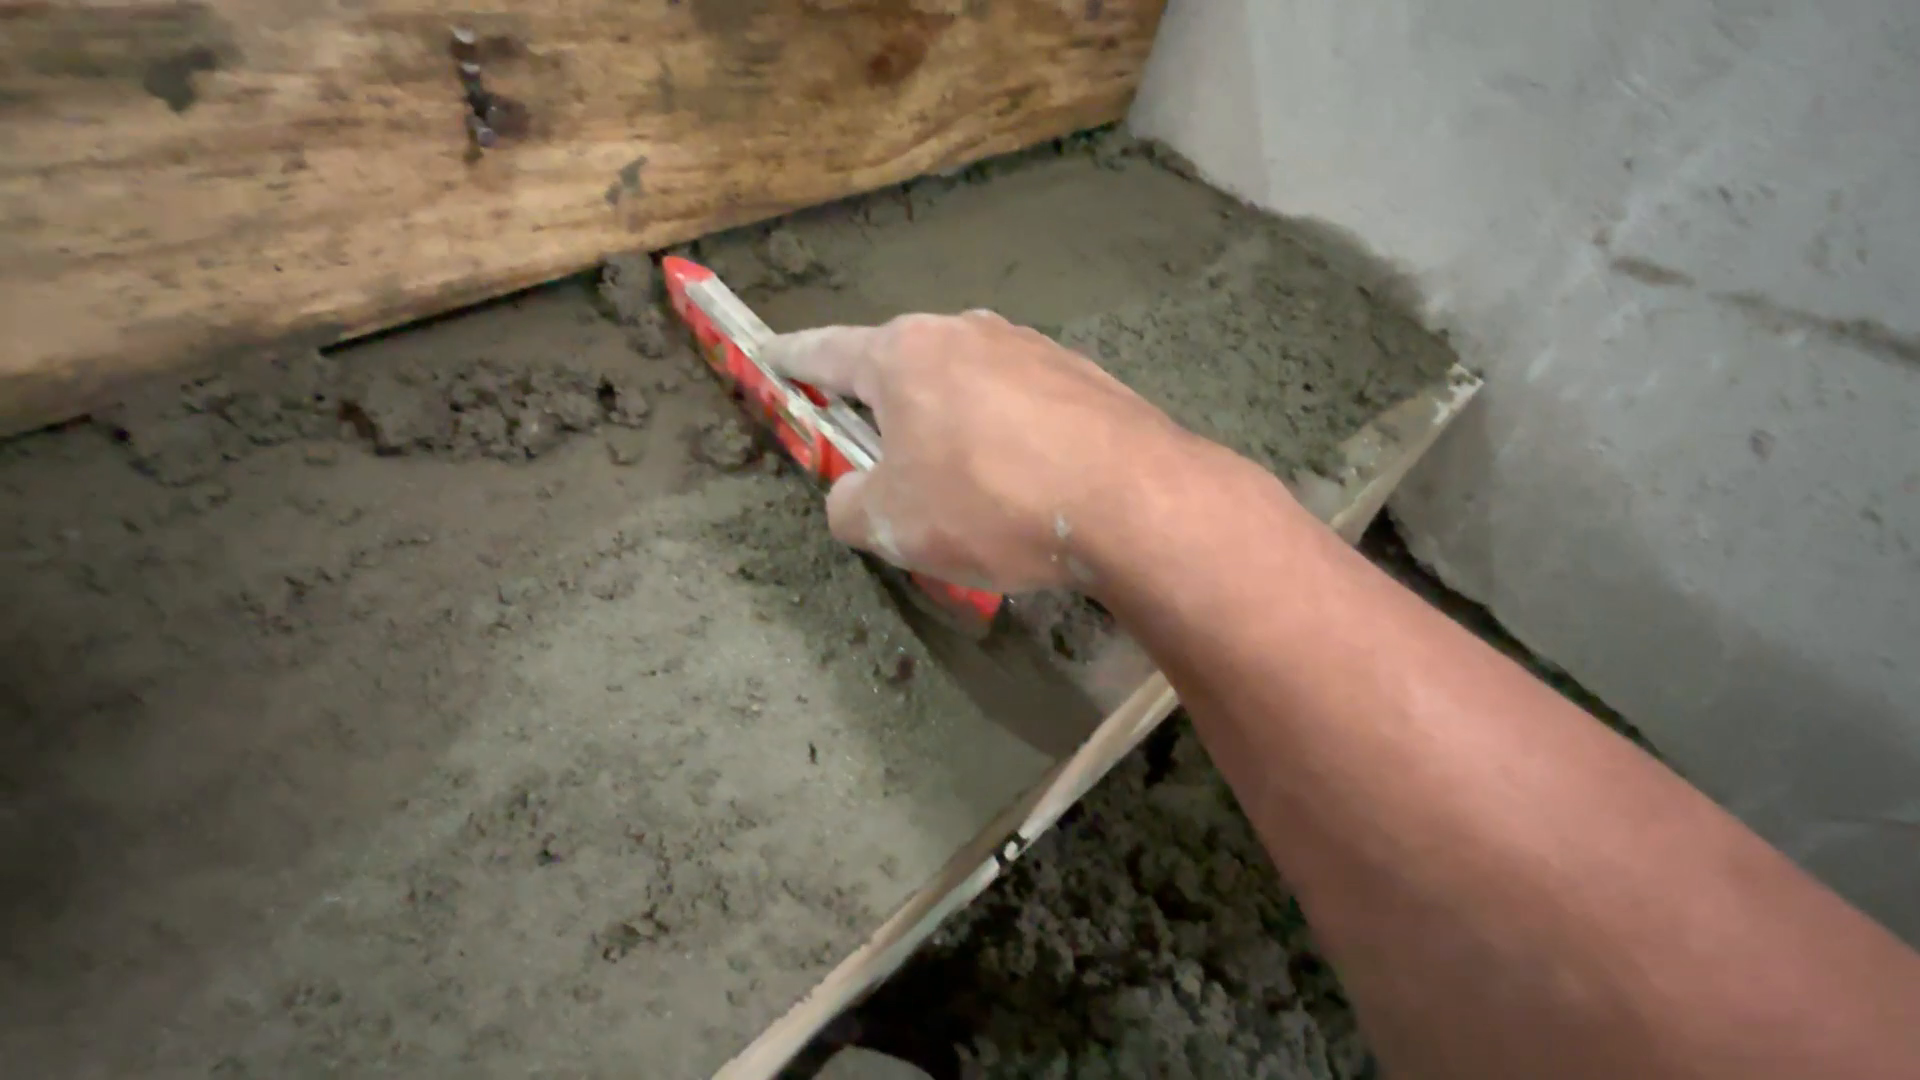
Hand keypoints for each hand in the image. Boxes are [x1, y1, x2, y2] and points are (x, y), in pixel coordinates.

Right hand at [761, 312, 1188, 591]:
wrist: (1133, 501)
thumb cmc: (991, 503)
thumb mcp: (894, 524)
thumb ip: (848, 505)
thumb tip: (853, 493)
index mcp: (904, 354)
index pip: (826, 351)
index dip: (791, 359)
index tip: (770, 355)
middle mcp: (966, 333)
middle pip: (901, 364)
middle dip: (881, 402)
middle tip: (876, 448)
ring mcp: (1031, 348)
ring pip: (965, 383)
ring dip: (949, 421)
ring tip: (960, 476)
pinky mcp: (1082, 376)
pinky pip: (1019, 403)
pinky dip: (1003, 433)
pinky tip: (1021, 476)